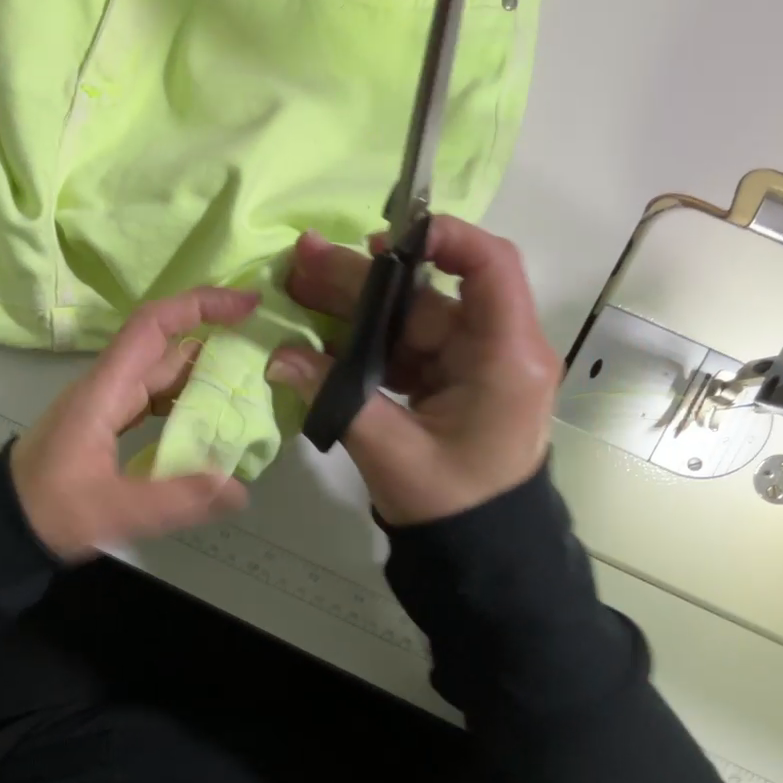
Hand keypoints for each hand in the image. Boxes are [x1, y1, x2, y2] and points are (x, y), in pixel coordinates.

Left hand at [12, 287, 256, 559]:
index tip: (246, 306)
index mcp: (103, 392)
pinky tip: (207, 429)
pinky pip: (149, 403)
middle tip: (265, 361)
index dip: (199, 306)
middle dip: (215, 347)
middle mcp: (104, 389)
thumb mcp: (115, 510)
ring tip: (248, 395)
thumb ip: (177, 499)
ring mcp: (102, 408)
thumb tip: (239, 489)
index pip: (152, 326)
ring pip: (158, 378)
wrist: (3, 526)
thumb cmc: (50, 510)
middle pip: (163, 351)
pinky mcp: (102, 429)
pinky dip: (181, 407)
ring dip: (201, 381)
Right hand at [267, 218, 558, 525]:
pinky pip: (403, 348)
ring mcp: (468, 365)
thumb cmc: (448, 500)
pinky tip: (317, 328)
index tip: (385, 235)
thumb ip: (335, 397)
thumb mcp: (389, 450)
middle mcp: (493, 349)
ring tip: (298, 281)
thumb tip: (279, 356)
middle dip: (363, 277)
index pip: (490, 269)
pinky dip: (362, 340)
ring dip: (354, 306)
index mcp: (503, 358)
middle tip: (303, 259)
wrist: (474, 546)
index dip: (444, 238)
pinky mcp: (447, 381)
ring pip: (408, 319)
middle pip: (427, 296)